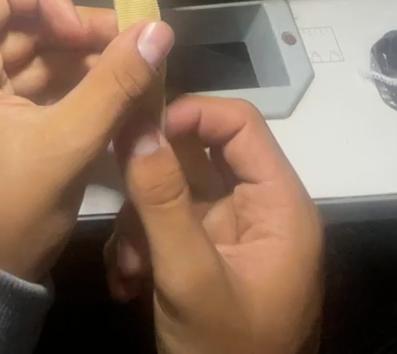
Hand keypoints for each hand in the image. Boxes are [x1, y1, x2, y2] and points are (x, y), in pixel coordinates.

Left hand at [0, 0, 173, 280]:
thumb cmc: (6, 211)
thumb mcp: (66, 146)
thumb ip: (114, 85)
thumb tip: (159, 30)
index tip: (83, 33)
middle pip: (22, 16)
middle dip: (77, 29)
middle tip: (130, 47)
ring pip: (32, 47)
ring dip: (81, 56)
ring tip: (132, 70)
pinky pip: (34, 79)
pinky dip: (72, 81)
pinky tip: (113, 91)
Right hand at [107, 96, 322, 352]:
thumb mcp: (190, 278)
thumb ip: (162, 198)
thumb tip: (135, 123)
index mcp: (278, 207)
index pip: (239, 123)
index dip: (190, 114)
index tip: (140, 131)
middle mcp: (257, 210)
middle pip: (197, 153)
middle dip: (152, 179)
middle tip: (118, 194)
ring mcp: (229, 234)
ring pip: (172, 188)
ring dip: (140, 221)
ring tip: (130, 267)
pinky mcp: (204, 256)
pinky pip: (165, 222)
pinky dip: (141, 245)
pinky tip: (129, 281)